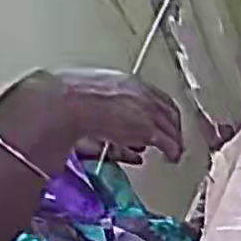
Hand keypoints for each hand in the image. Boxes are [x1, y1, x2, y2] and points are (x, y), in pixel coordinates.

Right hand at [41, 69, 184, 162]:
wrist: (66, 104)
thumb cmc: (69, 102)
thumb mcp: (94, 102)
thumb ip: (111, 114)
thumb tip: (116, 129)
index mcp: (126, 81)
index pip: (156, 97)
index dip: (163, 113)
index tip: (164, 124)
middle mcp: (140, 92)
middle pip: (169, 112)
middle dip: (173, 128)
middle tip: (174, 142)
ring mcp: (146, 109)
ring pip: (172, 128)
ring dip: (174, 142)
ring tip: (173, 153)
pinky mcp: (148, 128)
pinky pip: (170, 144)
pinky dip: (173, 153)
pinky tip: (172, 159)